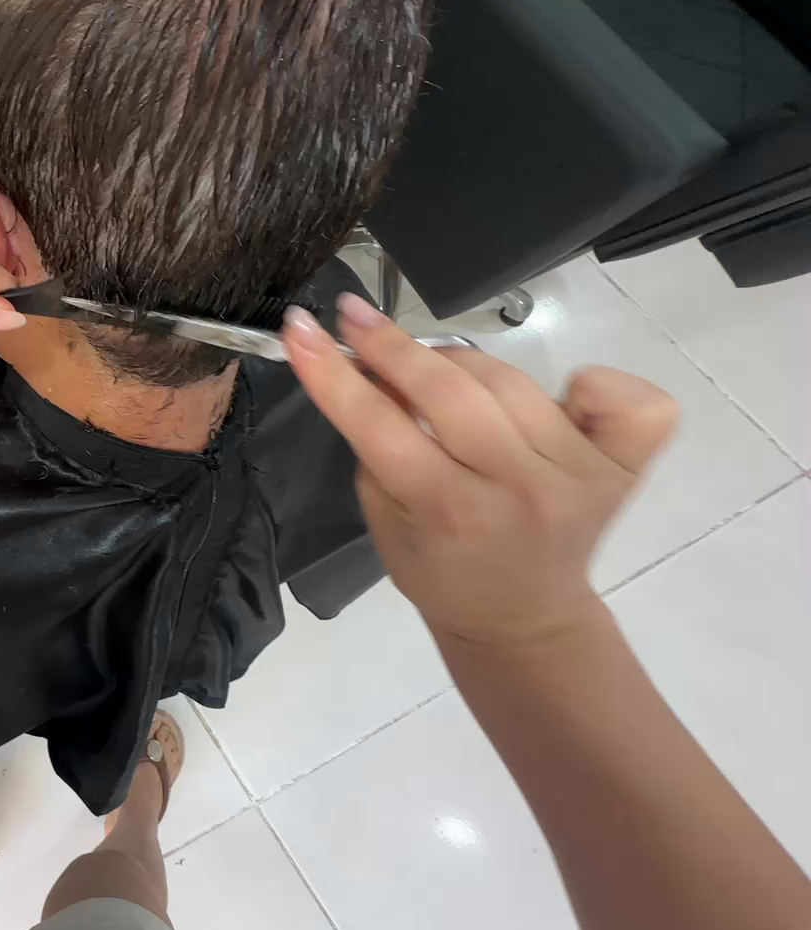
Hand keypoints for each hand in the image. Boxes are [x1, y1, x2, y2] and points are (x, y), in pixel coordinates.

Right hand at [283, 294, 678, 646]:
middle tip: (352, 315)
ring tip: (425, 369)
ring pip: (510, 380)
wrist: (518, 614)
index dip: (331, 371)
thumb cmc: (430, 566)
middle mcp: (517, 485)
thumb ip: (378, 443)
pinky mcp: (625, 467)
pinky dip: (590, 383)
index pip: (376, 423)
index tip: (300, 326)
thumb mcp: (380, 512)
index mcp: (444, 507)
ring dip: (455, 361)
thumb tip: (372, 374)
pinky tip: (559, 392)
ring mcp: (578, 473)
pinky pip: (630, 400)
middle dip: (390, 344)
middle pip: (448, 389)